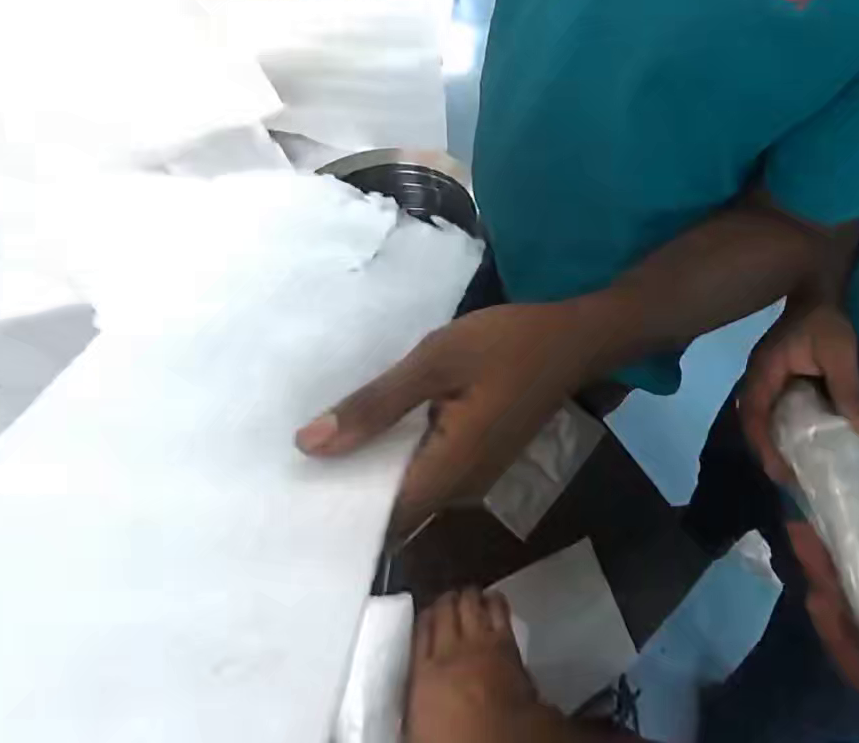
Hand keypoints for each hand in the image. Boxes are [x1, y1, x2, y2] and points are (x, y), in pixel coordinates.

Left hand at [295, 302, 597, 538]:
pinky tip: (379, 426)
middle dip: (345, 494)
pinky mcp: (483, 451)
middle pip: (394, 509)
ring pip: (412, 488)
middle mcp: (462, 485)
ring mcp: (477, 470)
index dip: (332, 518)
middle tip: (289, 471)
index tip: (284, 505)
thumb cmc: (508, 345)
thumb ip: (378, 404)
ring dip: (372, 471)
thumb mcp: (438, 361)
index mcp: (450, 469)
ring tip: (323, 447)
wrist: (573, 337)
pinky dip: (399, 455)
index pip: (379, 522)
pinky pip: (430, 467)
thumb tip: (308, 447)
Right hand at [738, 301, 858, 483]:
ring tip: (797, 466)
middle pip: (754, 421)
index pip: (755, 416)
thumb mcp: (840, 351)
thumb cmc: (827, 318)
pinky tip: (806, 438)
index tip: (784, 474)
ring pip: (764, 415)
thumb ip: (850, 389)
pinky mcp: (781, 372)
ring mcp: (768, 373)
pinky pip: (777, 406)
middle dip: (768, 450)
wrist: (819, 284)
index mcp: (765, 370)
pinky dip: (786, 426)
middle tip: (792, 479)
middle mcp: (760, 375)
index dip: (765, 447)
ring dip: (776, 440)